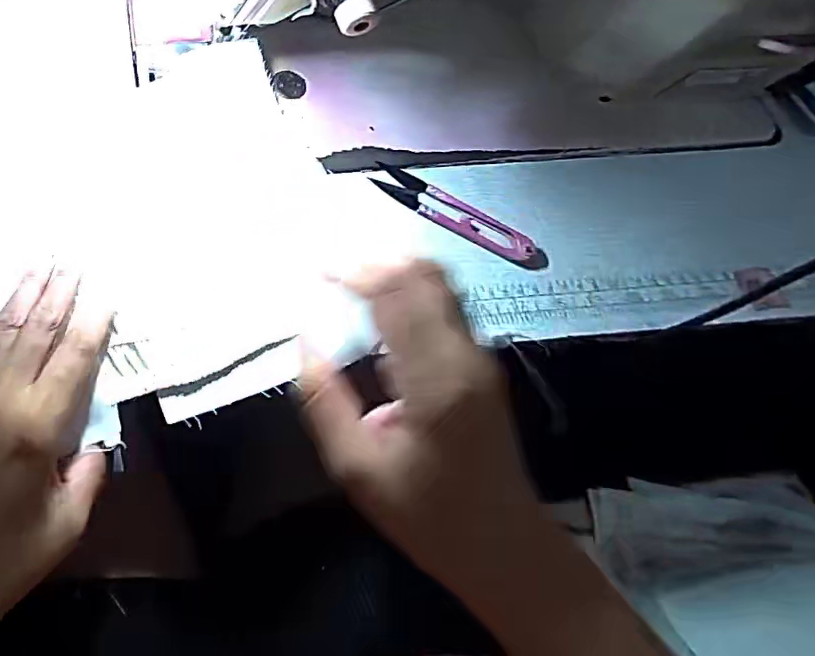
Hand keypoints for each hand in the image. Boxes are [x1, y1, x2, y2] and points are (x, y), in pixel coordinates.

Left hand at [0, 269, 114, 655]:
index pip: (73, 358)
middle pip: (36, 330)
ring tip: (41, 263)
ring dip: (22, 292)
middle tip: (73, 262)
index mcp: (35, 426)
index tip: (105, 292)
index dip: (92, 322)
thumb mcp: (62, 527)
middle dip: (58, 294)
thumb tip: (95, 437)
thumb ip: (87, 473)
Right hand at [298, 260, 663, 655]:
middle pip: (425, 277)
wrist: (510, 553)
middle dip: (373, 261)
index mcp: (435, 383)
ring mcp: (479, 359)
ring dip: (390, 270)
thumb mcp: (356, 468)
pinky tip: (374, 302)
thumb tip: (305, 342)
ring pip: (438, 284)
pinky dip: (404, 288)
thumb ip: (323, 401)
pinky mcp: (480, 364)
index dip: (355, 272)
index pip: (398, 298)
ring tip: (346, 276)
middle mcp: (465, 358)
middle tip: (329, 267)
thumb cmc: (428, 514)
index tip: (317, 269)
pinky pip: (441, 304)